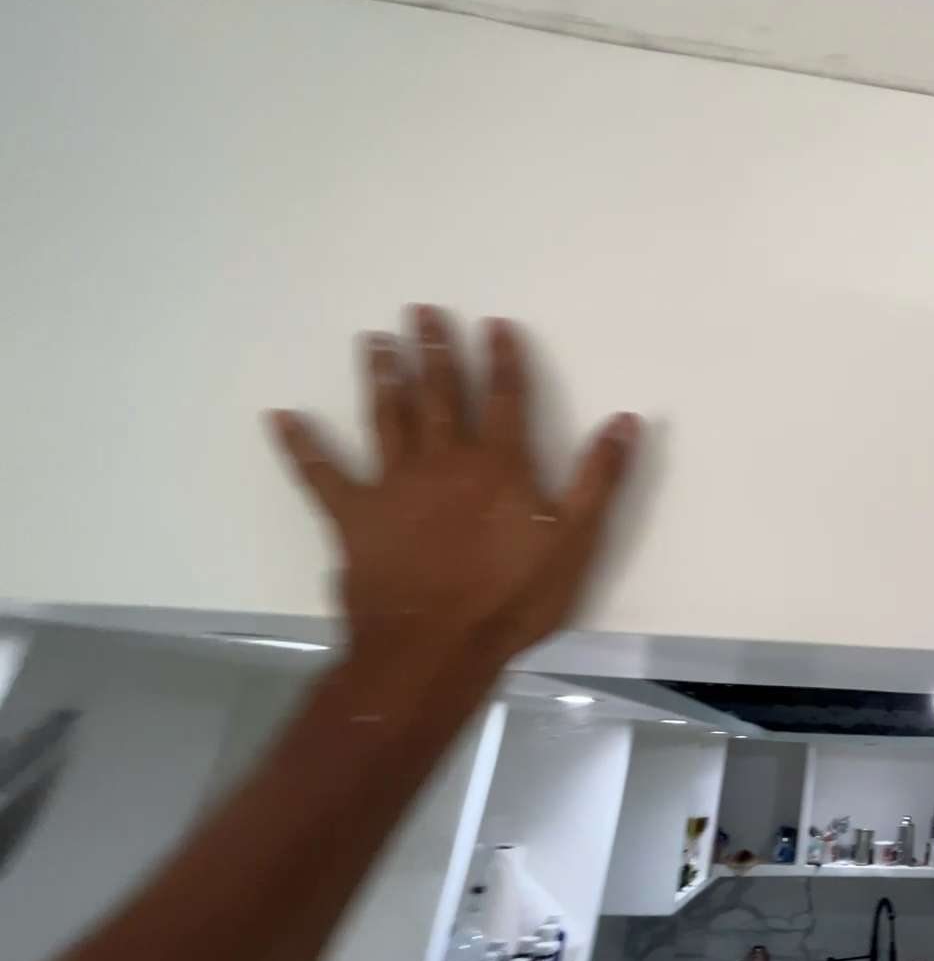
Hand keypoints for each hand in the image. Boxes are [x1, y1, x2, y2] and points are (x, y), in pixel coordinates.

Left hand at [270, 305, 641, 663]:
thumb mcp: (577, 539)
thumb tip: (625, 420)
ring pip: (386, 419)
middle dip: (435, 351)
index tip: (495, 323)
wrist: (434, 650)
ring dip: (381, 377)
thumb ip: (599, 477)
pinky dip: (301, 446)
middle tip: (420, 310)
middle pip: (440, 395)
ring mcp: (392, 486)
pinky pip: (320, 475)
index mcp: (500, 466)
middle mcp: (444, 462)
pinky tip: (281, 417)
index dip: (504, 359)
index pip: (506, 399)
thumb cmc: (515, 597)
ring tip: (374, 340)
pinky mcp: (353, 518)